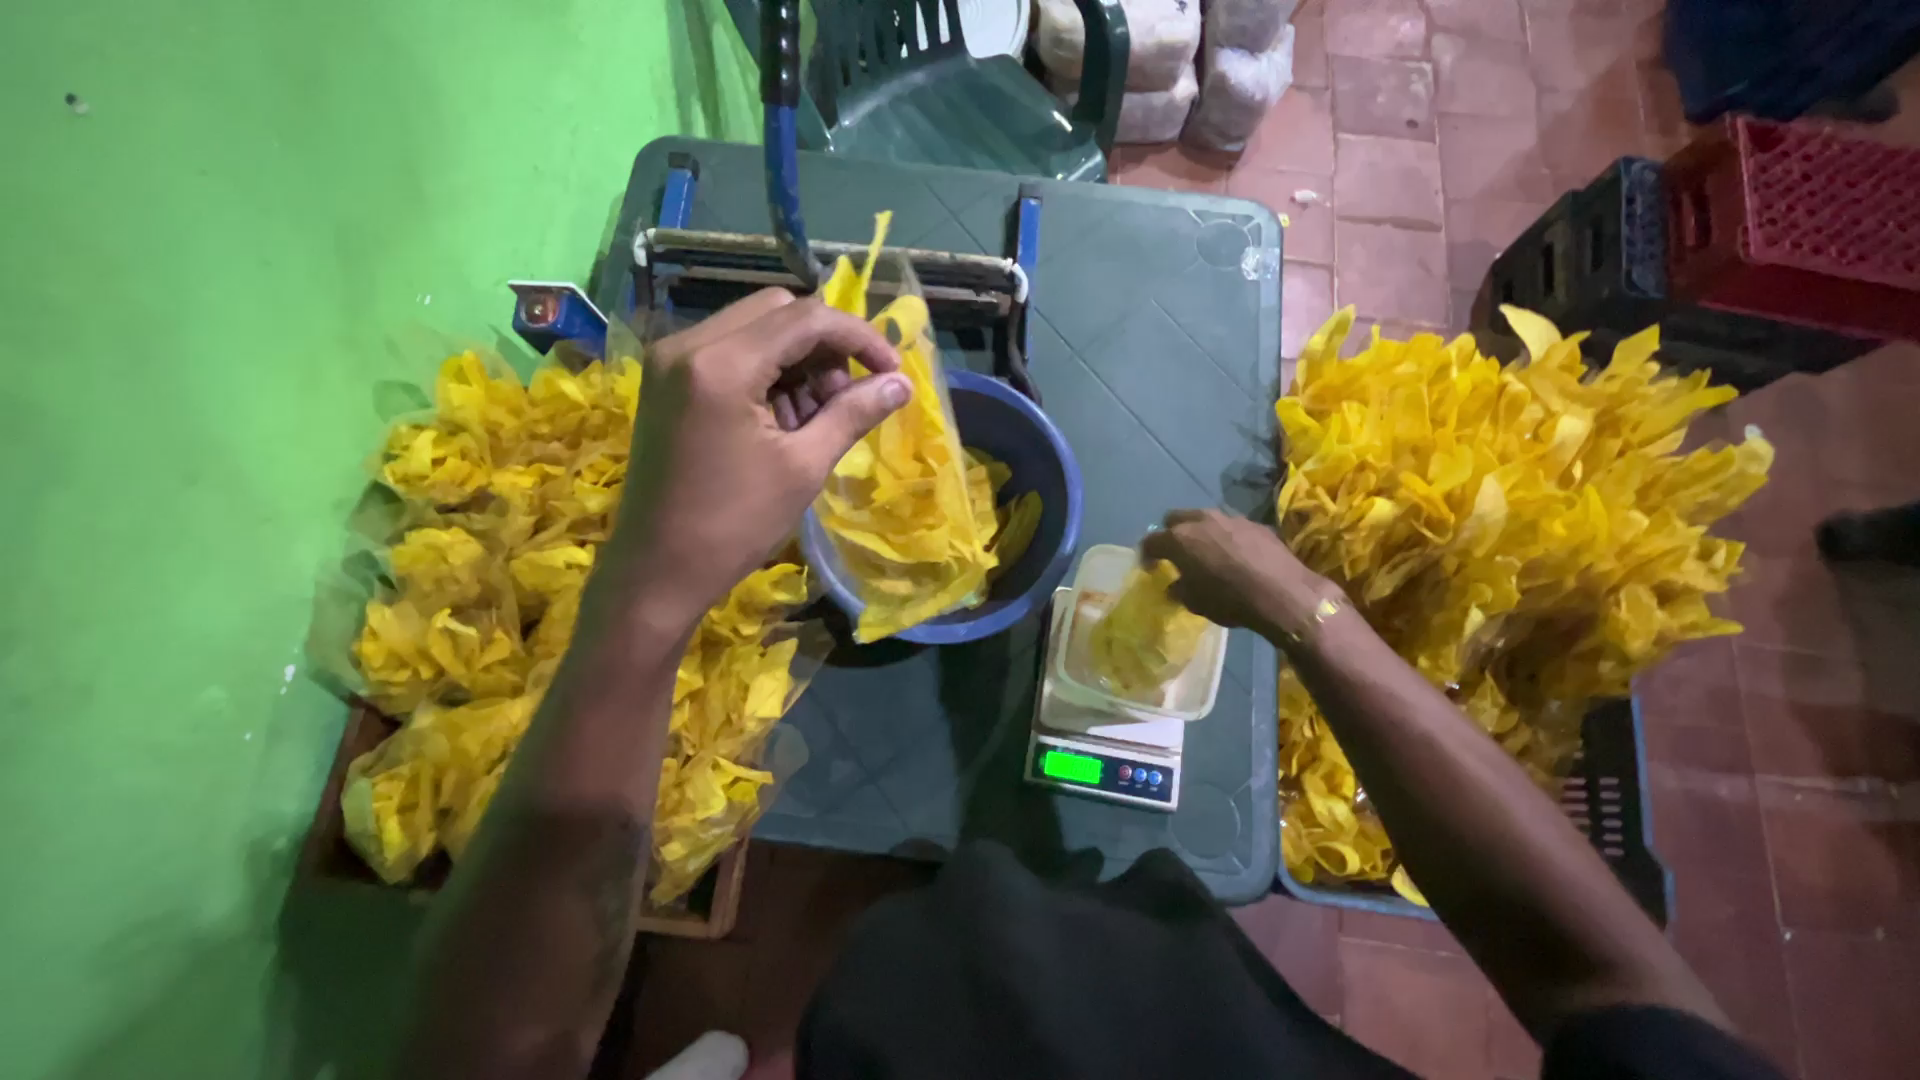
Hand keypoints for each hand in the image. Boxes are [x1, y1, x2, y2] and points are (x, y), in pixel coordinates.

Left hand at [610, 288, 911, 625]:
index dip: (860, 337)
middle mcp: (688, 343)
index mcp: (721, 364)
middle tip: (847, 398)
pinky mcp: (666, 379)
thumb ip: (854, 413)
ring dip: (797, 360)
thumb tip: (902, 384)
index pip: (806, 318)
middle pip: (779, 311)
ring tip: (816, 418)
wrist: (657, 570)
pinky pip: (730, 350)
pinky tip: (783, 419)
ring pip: (755, 328)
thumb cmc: (734, 525)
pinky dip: (766, 371)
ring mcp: (671, 359)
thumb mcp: (804, 467)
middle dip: (825, 347)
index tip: (892, 372)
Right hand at [1140, 509, 1338, 639]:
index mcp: (1179, 539)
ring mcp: (1230, 518)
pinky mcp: (1255, 523)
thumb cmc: (1230, 600)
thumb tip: (1175, 586)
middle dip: (1171, 534)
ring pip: (1205, 519)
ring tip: (1208, 554)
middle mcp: (1201, 521)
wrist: (1283, 593)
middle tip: (1177, 555)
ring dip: (1201, 533)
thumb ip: (1180, 589)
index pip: (1151, 541)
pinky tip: (1237, 556)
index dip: (1147, 555)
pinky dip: (1226, 538)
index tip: (1151, 568)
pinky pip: (1231, 526)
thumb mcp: (1195, 603)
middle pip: (1175, 519)